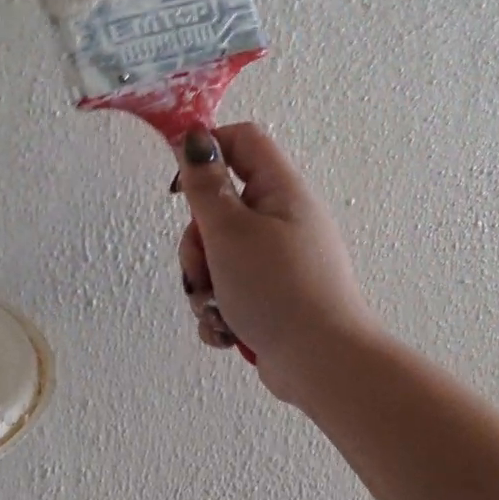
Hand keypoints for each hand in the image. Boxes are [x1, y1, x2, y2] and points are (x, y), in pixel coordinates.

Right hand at [173, 123, 381, 402]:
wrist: (319, 361)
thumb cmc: (277, 289)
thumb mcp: (229, 231)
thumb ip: (205, 185)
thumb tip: (194, 138)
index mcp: (280, 191)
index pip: (241, 142)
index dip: (206, 154)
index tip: (180, 191)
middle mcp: (282, 222)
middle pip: (219, 210)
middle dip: (197, 245)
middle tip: (204, 269)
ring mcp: (277, 264)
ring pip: (218, 259)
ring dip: (205, 286)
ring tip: (218, 309)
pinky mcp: (271, 300)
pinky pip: (229, 295)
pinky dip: (220, 314)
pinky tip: (228, 332)